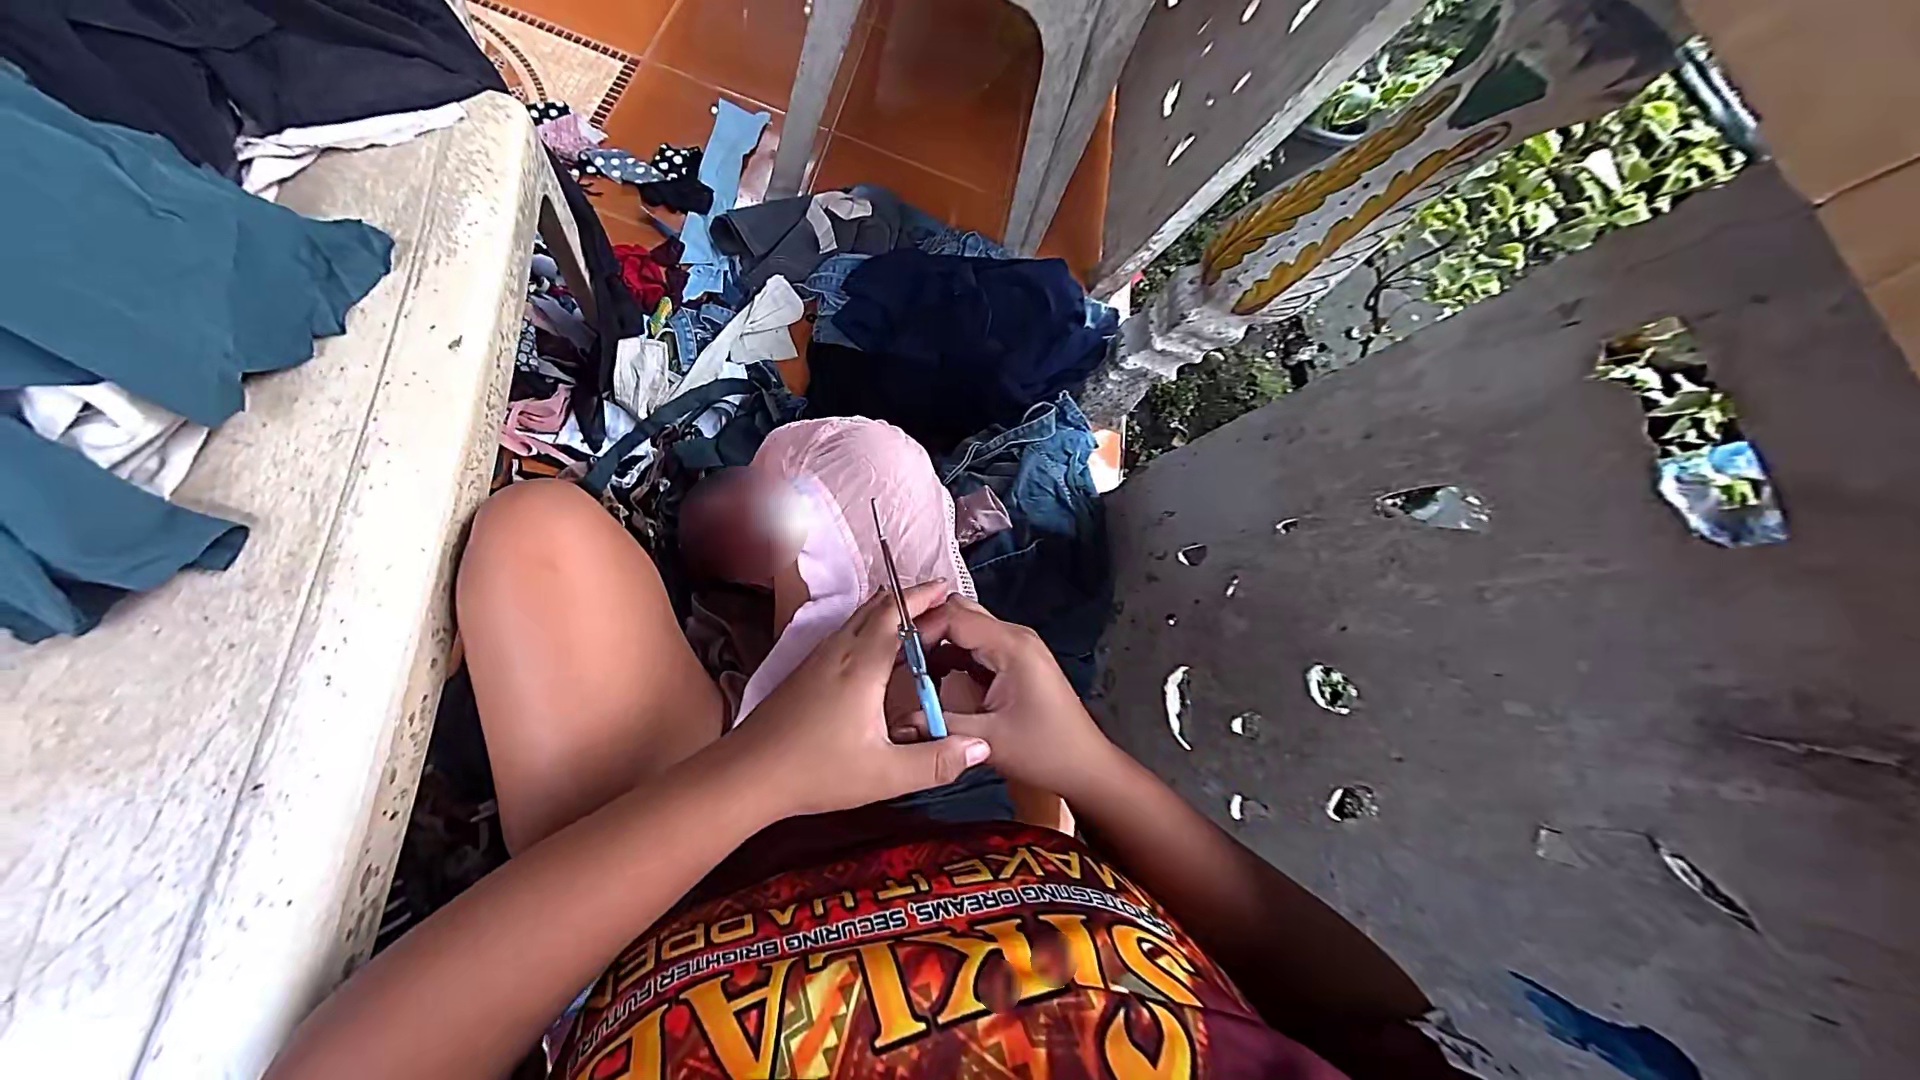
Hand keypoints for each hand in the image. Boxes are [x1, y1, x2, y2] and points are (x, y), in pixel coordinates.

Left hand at [733, 583, 990, 816]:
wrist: (746, 773)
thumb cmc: (815, 772)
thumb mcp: (884, 775)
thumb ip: (935, 762)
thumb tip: (980, 746)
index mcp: (861, 666)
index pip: (896, 615)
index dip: (923, 598)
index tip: (947, 589)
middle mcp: (840, 651)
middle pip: (877, 607)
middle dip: (910, 597)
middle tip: (939, 599)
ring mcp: (820, 657)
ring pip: (858, 617)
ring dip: (889, 609)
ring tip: (916, 616)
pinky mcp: (807, 669)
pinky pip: (846, 631)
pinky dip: (870, 624)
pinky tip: (877, 646)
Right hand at [912, 596, 1116, 801]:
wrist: (1085, 765)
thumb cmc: (1045, 751)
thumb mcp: (987, 740)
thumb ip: (938, 725)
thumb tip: (896, 722)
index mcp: (1011, 646)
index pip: (954, 616)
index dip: (920, 629)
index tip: (895, 654)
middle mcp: (1014, 636)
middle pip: (960, 613)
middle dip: (927, 631)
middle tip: (898, 658)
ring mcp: (1016, 647)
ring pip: (966, 629)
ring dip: (938, 645)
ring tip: (910, 670)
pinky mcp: (1014, 661)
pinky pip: (976, 647)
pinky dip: (953, 658)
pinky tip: (934, 680)